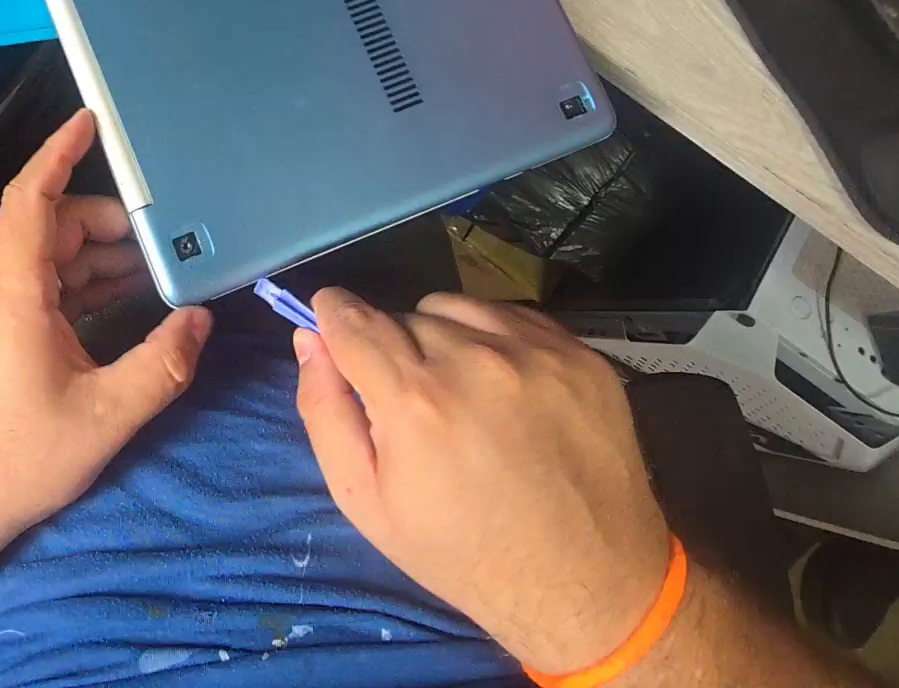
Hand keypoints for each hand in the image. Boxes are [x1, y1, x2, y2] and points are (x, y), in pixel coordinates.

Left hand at [0, 110, 213, 568]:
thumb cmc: (14, 459)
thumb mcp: (103, 416)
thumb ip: (161, 365)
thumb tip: (199, 320)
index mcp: (17, 290)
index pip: (33, 198)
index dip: (59, 153)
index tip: (88, 121)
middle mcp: (3, 288)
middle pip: (56, 226)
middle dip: (110, 222)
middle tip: (164, 236)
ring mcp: (1, 310)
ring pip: (55, 257)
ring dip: (104, 257)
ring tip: (158, 268)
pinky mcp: (4, 333)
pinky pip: (51, 287)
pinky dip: (88, 284)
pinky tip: (127, 298)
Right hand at [294, 289, 670, 674]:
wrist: (590, 590)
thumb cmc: (460, 550)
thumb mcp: (364, 500)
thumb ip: (323, 409)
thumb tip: (308, 337)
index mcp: (415, 402)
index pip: (350, 317)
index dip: (332, 316)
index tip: (331, 325)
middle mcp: (474, 363)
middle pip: (400, 316)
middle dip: (391, 347)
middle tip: (411, 399)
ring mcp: (534, 355)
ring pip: (450, 308)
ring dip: (439, 336)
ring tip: (459, 390)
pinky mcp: (579, 355)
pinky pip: (506, 315)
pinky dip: (489, 337)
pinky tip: (502, 386)